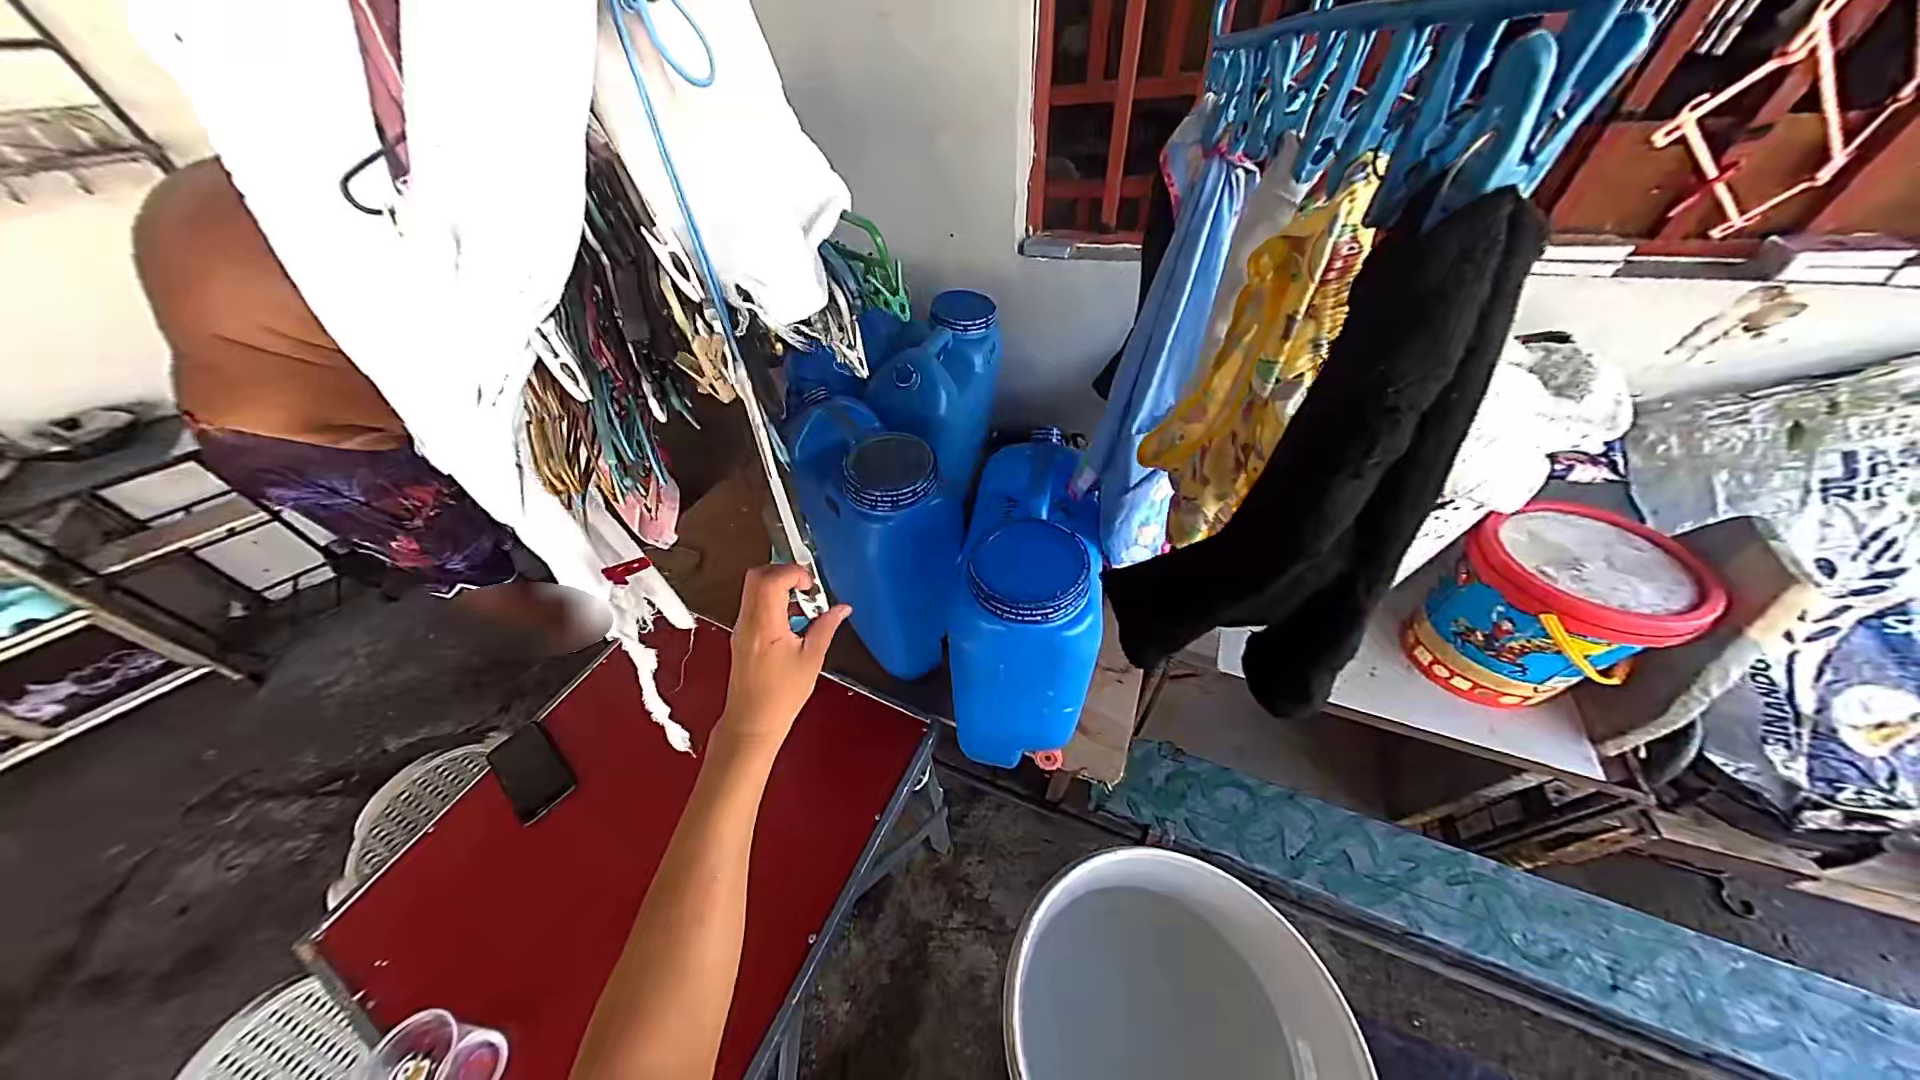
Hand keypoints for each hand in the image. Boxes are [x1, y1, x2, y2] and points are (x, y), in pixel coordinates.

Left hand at [716, 563, 850, 757]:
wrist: (753, 721)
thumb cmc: (780, 697)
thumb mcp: (812, 659)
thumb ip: (826, 627)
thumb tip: (840, 608)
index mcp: (765, 626)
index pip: (770, 580)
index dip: (793, 573)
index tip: (810, 584)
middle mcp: (747, 623)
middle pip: (756, 577)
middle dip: (783, 572)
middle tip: (805, 585)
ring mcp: (741, 628)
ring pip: (752, 588)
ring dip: (777, 586)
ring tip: (801, 604)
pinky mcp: (742, 635)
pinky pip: (753, 605)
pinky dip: (772, 601)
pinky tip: (791, 619)